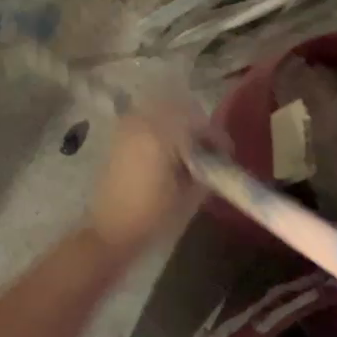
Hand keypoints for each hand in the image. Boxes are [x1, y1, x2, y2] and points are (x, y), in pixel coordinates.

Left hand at [85, 102, 221, 249]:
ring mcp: (126, 127)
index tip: (226, 152)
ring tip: (188, 149)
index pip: (197, 121)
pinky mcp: (117, 136)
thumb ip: (206, 170)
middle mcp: (141, 123)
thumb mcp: (190, 195)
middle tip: (208, 148)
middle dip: (196, 124)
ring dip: (177, 123)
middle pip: (178, 107)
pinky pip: (144, 120)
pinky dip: (160, 127)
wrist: (111, 228)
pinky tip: (167, 150)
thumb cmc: (153, 216)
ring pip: (159, 110)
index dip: (215, 135)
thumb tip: (216, 158)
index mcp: (160, 135)